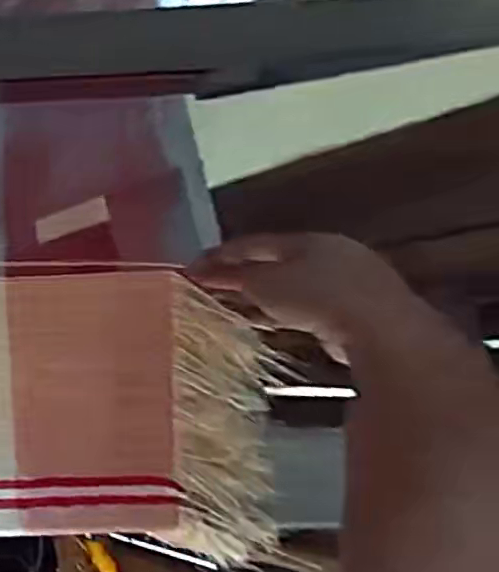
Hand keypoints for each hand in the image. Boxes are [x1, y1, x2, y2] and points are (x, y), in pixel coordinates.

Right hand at [186, 234, 416, 357]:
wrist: (382, 331)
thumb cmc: (314, 297)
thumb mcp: (259, 283)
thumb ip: (228, 275)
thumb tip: (199, 272)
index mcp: (310, 240)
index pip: (252, 243)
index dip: (217, 255)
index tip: (188, 269)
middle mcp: (333, 254)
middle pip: (272, 262)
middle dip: (238, 274)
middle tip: (208, 286)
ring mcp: (350, 281)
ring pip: (289, 284)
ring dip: (258, 294)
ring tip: (229, 305)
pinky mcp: (358, 307)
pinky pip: (306, 303)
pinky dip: (280, 309)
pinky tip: (263, 319)